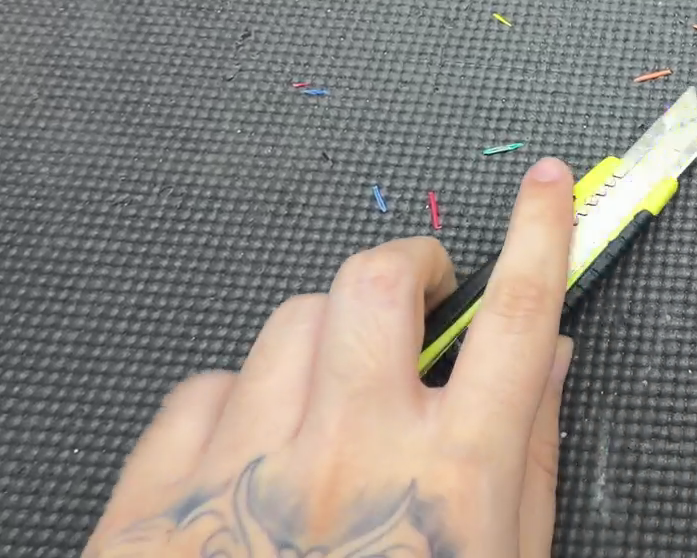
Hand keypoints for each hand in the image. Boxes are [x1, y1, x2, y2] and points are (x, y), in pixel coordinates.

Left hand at [83, 158, 577, 557]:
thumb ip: (533, 450)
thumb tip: (549, 353)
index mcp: (453, 478)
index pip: (519, 315)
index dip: (542, 232)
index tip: (549, 183)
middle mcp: (351, 459)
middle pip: (380, 282)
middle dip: (412, 263)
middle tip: (425, 290)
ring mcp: (243, 478)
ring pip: (292, 323)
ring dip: (331, 339)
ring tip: (337, 394)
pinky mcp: (147, 513)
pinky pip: (199, 391)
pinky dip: (239, 399)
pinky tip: (254, 451)